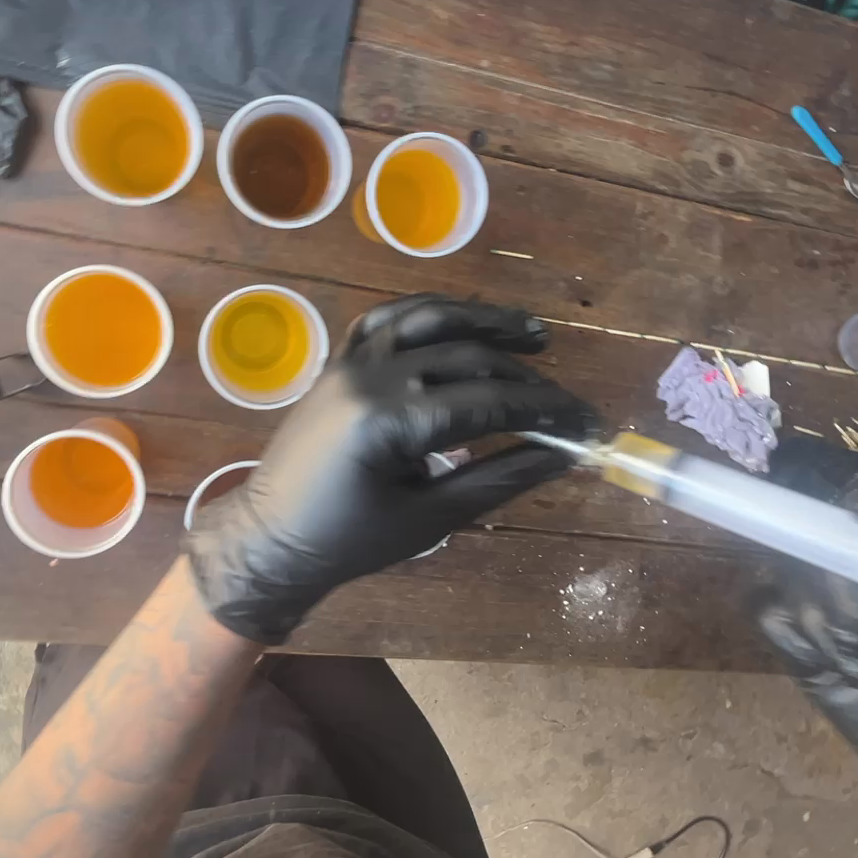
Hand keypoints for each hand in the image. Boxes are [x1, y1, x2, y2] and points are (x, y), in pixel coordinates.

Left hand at [187, 294, 599, 644]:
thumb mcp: (428, 518)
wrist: (271, 539)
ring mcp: (349, 359)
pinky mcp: (338, 360)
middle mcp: (370, 374)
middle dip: (526, 380)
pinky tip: (461, 322)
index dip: (545, 412)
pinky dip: (429, 314)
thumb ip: (498, 479)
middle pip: (467, 358)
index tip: (587, 425)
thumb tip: (561, 456)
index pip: (488, 401)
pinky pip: (387, 320)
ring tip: (533, 334)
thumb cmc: (347, 542)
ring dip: (484, 321)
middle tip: (566, 401)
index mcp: (389, 420)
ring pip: (429, 318)